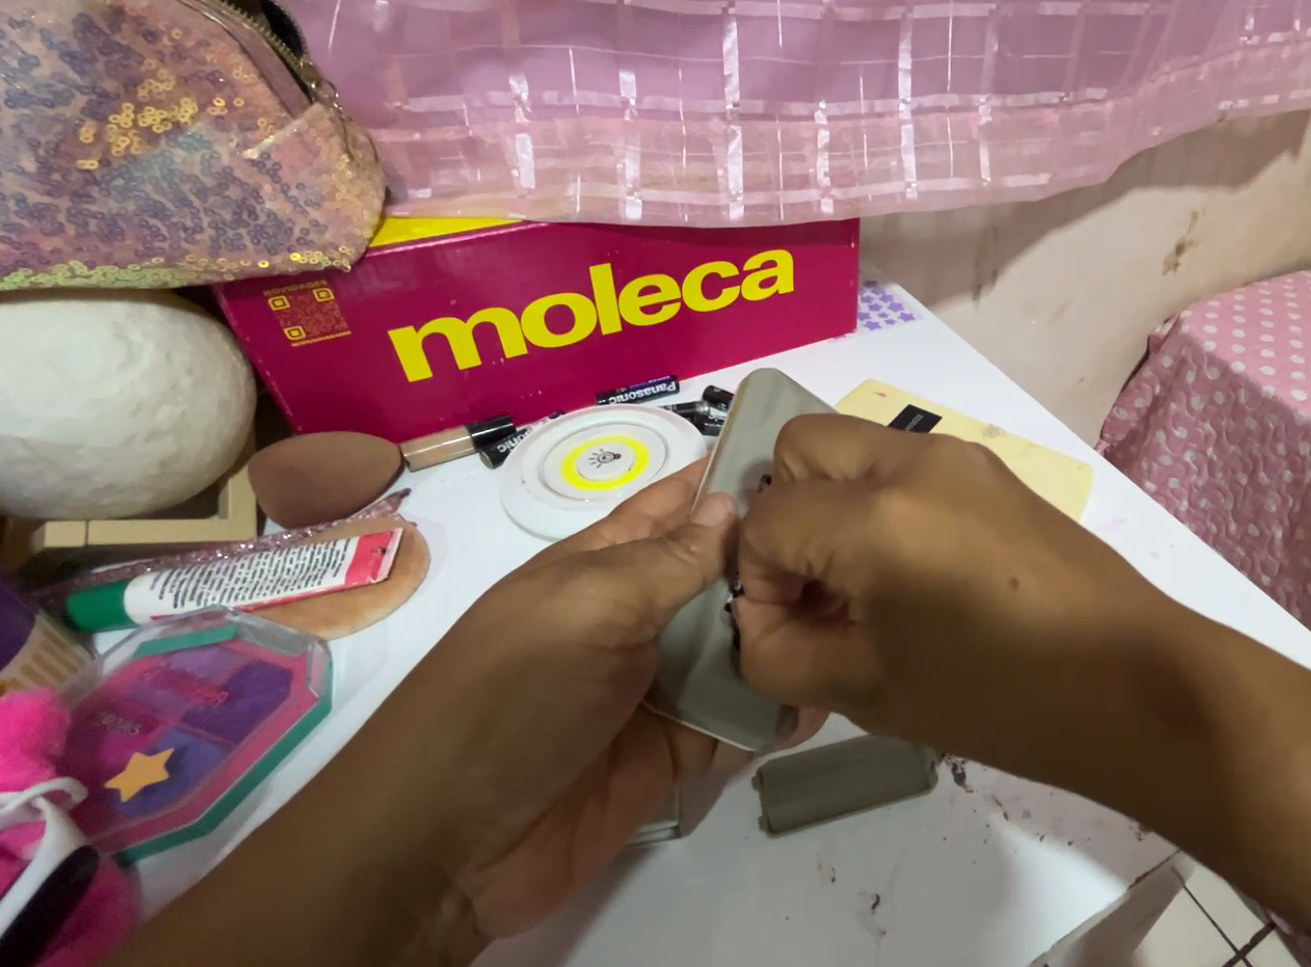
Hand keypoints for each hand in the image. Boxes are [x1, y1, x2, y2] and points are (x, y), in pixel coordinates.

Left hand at [366, 463, 814, 941]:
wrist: (450, 847)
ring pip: (740, 642)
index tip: (808, 463)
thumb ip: (669, 560)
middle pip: (723, 573)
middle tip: (855, 549)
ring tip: (859, 613)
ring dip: (788, 630)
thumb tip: (730, 501)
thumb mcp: (588, 607)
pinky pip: (741, 715)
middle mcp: (640, 613)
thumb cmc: (513, 695)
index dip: (732, 480)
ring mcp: (660, 680)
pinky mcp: (680, 743)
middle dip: (780, 559)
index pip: (678, 504)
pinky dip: (779, 706)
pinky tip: (827, 692)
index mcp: (607, 562)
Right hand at [732, 416, 1190, 791]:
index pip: (765, 519)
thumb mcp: (866, 692)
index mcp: (875, 516)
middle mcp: (911, 460)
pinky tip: (917, 569)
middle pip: (798, 446)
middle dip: (785, 511)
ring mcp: (956, 455)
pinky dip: (879, 501)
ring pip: (851, 445)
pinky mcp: (988, 467)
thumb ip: (779, 654)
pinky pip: (900, 463)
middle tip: (819, 583)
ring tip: (867, 581)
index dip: (759, 579)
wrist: (1132, 681)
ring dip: (832, 502)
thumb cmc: (998, 699)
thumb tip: (757, 620)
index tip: (792, 628)